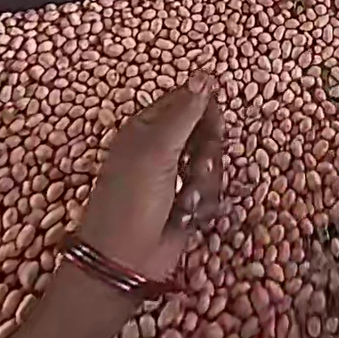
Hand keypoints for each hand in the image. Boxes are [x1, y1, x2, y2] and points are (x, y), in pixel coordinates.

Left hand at [78, 84, 223, 280]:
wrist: (124, 262)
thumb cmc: (133, 198)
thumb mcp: (157, 149)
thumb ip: (185, 112)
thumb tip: (204, 75)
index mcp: (148, 126)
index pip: (185, 99)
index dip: (203, 106)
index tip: (214, 118)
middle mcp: (163, 147)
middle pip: (204, 129)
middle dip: (206, 148)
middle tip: (197, 164)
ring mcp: (176, 175)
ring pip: (211, 160)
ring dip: (204, 179)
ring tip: (187, 197)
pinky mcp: (188, 202)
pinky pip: (211, 188)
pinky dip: (203, 201)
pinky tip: (188, 214)